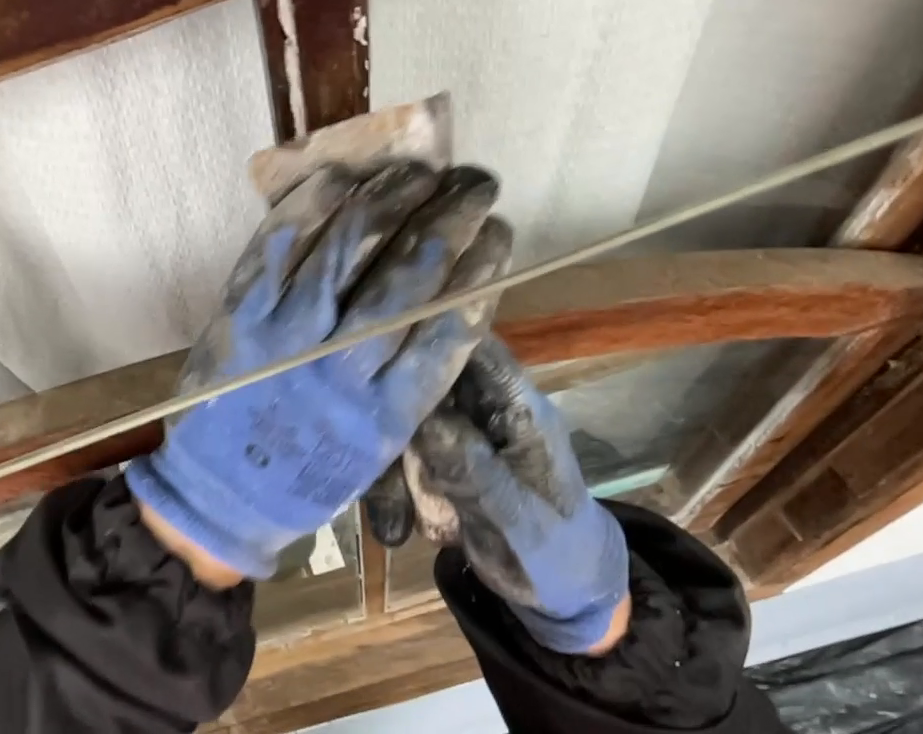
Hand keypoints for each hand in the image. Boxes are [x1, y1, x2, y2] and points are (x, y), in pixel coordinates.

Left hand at [126, 162, 509, 579]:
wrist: (219, 499)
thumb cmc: (306, 477)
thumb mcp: (377, 447)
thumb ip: (410, 383)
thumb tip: (448, 307)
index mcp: (390, 411)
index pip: (450, 323)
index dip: (480, 269)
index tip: (500, 231)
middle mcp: (343, 368)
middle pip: (408, 277)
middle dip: (448, 220)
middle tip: (475, 184)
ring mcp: (286, 337)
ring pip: (346, 252)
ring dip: (387, 202)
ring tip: (418, 172)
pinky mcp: (239, 318)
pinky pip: (274, 251)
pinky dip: (305, 210)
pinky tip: (338, 179)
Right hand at [400, 337, 629, 653]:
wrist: (562, 591)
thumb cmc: (555, 552)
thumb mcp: (519, 520)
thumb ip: (474, 469)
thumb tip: (427, 418)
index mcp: (515, 406)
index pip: (472, 345)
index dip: (428, 331)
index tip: (376, 339)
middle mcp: (478, 405)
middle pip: (421, 374)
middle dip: (386, 407)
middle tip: (360, 448)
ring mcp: (452, 427)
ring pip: (397, 415)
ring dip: (384, 463)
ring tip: (392, 522)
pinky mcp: (432, 451)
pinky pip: (394, 449)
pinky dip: (385, 484)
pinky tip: (392, 529)